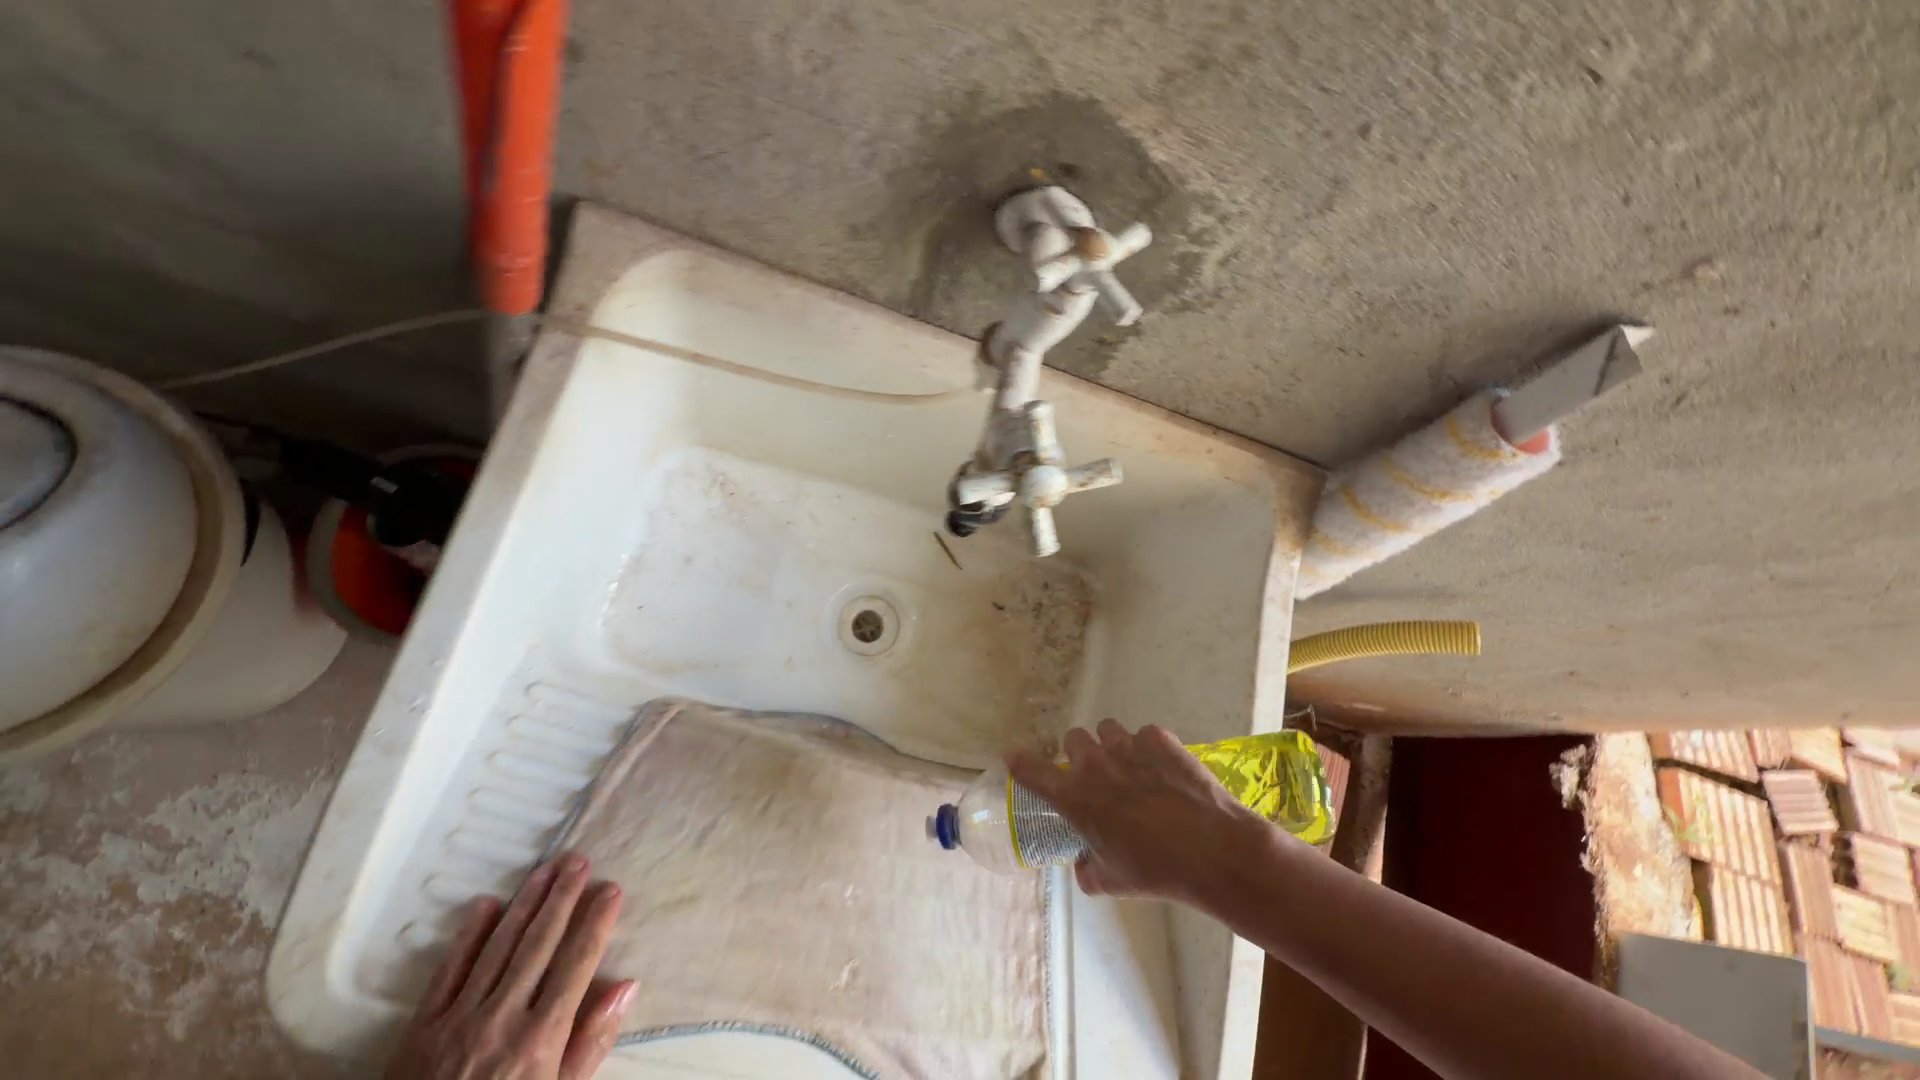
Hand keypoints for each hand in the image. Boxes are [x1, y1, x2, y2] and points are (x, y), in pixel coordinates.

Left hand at [384, 853, 634, 1079]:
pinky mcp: (421, 1028)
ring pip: (498, 947)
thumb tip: (626, 986)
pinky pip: (448, 971)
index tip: (611, 889)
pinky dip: (468, 936)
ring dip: (524, 904)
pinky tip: (485, 905)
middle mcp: (502, 1017)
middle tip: (578, 861)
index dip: (595, 923)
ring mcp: (458, 1019)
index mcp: (541, 1037)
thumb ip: (592, 1044)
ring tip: (544, 870)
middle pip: (538, 944)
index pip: (577, 963)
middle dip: (562, 899)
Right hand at [1008, 720, 1275, 905]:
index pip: (1031, 770)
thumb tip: (1084, 862)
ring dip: (1113, 747)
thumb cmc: (1155, 871)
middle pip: (1073, 739)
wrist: (1211, 851)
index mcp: (1074, 797)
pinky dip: (1150, 749)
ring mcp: (1127, 746)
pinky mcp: (1159, 738)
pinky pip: (1145, 735)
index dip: (1019, 761)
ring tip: (1132, 769)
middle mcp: (1094, 764)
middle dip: (1081, 755)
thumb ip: (1087, 869)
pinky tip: (1165, 772)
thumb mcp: (1110, 882)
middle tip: (1098, 777)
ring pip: (1108, 731)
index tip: (1014, 756)